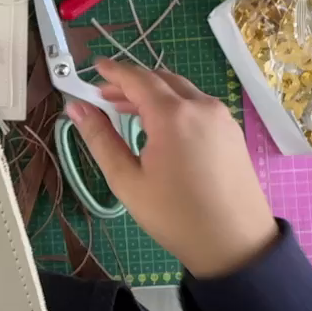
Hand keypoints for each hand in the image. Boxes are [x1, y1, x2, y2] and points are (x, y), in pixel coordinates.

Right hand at [65, 58, 277, 277]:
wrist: (235, 244)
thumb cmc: (175, 215)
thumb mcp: (127, 179)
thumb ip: (100, 138)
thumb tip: (76, 108)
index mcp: (173, 115)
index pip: (137, 79)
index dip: (113, 71)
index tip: (94, 66)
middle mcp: (200, 106)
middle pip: (160, 78)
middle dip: (131, 82)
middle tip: (104, 95)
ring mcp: (221, 117)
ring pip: (180, 89)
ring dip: (153, 92)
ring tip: (128, 110)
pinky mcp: (231, 131)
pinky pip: (197, 104)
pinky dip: (173, 103)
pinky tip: (160, 126)